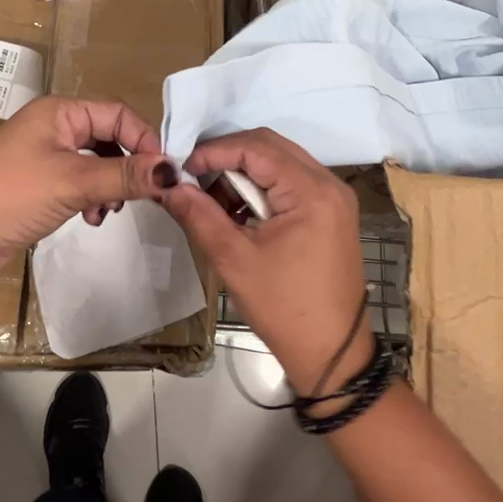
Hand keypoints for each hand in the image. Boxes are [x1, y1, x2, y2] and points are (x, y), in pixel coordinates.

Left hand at [0, 96, 179, 272]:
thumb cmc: (12, 195)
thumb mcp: (74, 183)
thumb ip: (125, 176)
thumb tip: (174, 170)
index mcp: (60, 111)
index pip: (119, 114)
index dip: (145, 140)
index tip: (165, 172)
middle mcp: (54, 126)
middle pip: (109, 137)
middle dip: (128, 166)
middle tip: (142, 195)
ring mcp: (45, 155)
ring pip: (97, 162)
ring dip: (111, 186)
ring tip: (107, 211)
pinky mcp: (39, 183)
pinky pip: (81, 182)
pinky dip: (93, 198)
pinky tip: (91, 219)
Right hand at [156, 128, 369, 395]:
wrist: (332, 355)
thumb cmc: (283, 307)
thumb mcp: (234, 260)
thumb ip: (200, 214)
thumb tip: (168, 185)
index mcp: (311, 191)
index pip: (256, 148)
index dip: (214, 151)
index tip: (182, 169)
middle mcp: (328, 183)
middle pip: (270, 146)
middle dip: (228, 156)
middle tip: (195, 178)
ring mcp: (334, 197)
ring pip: (281, 161)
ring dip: (245, 171)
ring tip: (214, 200)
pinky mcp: (332, 212)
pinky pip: (292, 180)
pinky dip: (263, 186)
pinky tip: (240, 212)